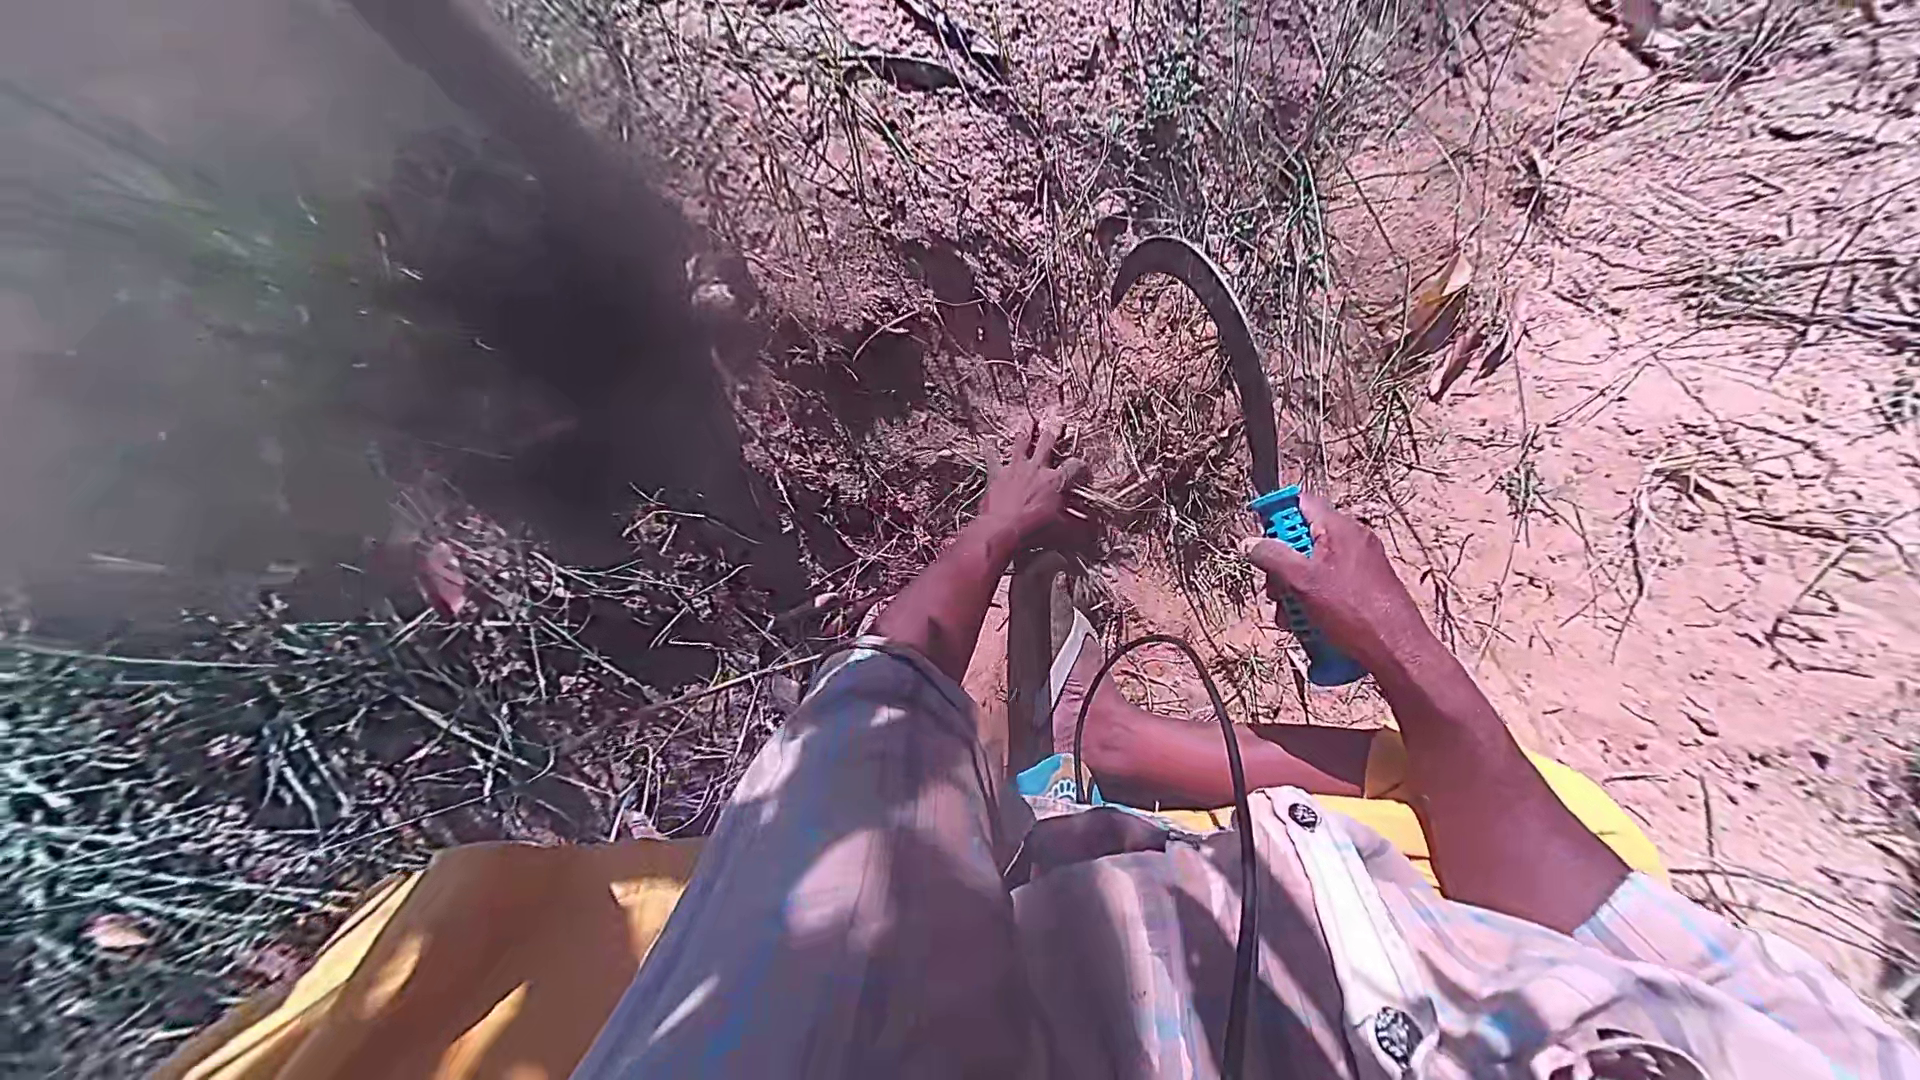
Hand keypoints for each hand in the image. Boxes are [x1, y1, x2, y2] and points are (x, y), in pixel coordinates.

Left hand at [976, 416, 1087, 547]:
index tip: (1083, 470)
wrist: (1002, 529)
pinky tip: (989, 440)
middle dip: (1053, 431)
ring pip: (1021, 444)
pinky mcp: (997, 474)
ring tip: (1028, 422)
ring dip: (1025, 432)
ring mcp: (1016, 469)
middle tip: (1057, 421)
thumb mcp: (1062, 529)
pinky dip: (991, 448)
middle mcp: (1036, 469)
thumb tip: (1091, 527)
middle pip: (1047, 444)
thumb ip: (1076, 523)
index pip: (1074, 466)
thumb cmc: (1034, 531)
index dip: (1081, 467)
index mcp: (1055, 481)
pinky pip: (993, 457)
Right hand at [1239, 492, 1435, 673]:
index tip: (1258, 539)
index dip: (1274, 516)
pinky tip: (1304, 621)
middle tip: (1272, 588)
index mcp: (1339, 528)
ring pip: (1310, 563)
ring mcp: (1359, 562)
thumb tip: (1248, 543)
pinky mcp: (1363, 584)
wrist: (1396, 650)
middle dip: (1279, 563)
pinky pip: (1326, 580)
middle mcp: (1352, 538)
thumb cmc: (1351, 611)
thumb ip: (1271, 555)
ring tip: (1287, 613)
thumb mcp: (1301, 580)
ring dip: (1291, 586)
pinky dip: (1310, 596)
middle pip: (1301, 537)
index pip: (1300, 503)